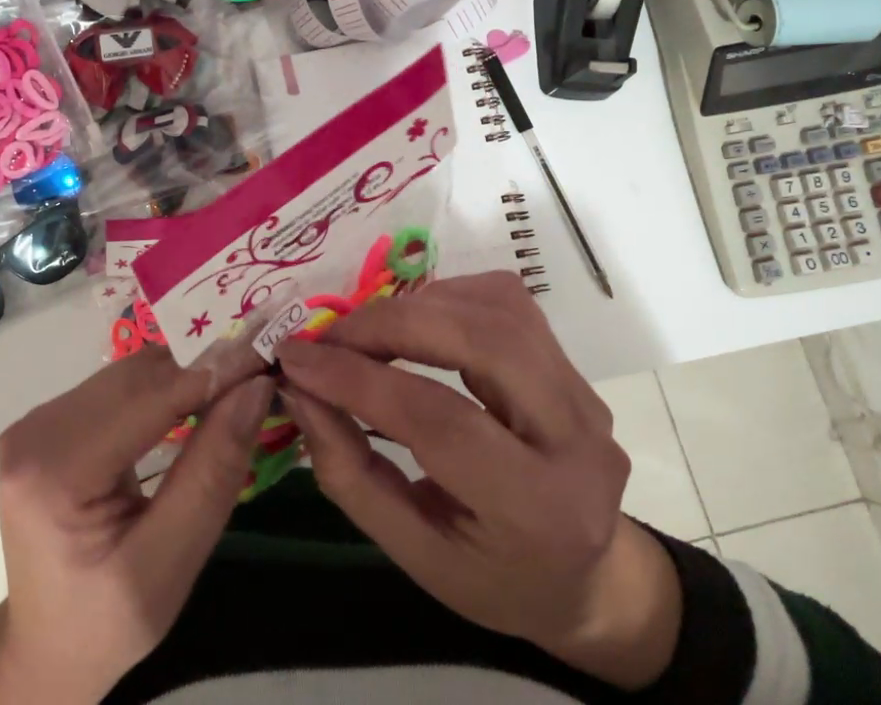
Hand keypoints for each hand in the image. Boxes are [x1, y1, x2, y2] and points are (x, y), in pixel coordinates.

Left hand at [0, 343, 272, 704]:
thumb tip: (254, 389)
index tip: (268, 356)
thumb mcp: (172, 559)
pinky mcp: (44, 427)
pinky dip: (158, 390)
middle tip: (263, 367)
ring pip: (123, 377)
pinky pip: (110, 391)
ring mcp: (33, 426)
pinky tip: (196, 399)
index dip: (211, 374)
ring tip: (239, 381)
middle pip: (132, 379)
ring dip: (181, 375)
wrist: (47, 648)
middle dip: (200, 369)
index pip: (146, 400)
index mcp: (53, 473)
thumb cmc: (110, 620)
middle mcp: (33, 433)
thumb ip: (211, 472)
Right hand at [276, 271, 681, 690]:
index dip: (358, 381)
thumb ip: (349, 473)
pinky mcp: (576, 369)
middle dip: (390, 324)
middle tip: (327, 336)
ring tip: (364, 333)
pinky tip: (413, 326)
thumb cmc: (489, 576)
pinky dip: (448, 299)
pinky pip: (508, 304)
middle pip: (484, 342)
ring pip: (501, 308)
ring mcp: (585, 397)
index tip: (295, 359)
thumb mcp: (411, 551)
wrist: (585, 580)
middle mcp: (577, 442)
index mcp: (534, 510)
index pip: (440, 421)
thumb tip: (299, 390)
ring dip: (418, 305)